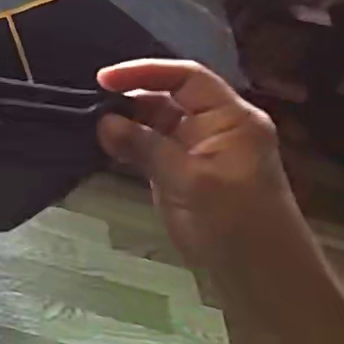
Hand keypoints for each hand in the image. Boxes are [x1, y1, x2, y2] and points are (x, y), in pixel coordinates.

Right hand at [95, 59, 292, 262]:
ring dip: (122, 122)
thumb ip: (146, 148)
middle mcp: (212, 127)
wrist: (257, 271)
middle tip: (86, 104)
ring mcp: (194, 150)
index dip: (145, 72)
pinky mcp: (177, 171)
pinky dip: (124, 144)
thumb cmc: (235, 222)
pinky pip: (147, 146)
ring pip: (153, 122)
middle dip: (128, 97)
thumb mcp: (190, 181)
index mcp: (230, 119)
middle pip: (167, 97)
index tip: (102, 79)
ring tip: (86, 124)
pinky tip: (100, 145)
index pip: (186, 79)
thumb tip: (104, 122)